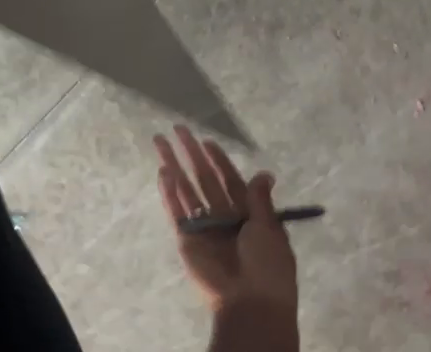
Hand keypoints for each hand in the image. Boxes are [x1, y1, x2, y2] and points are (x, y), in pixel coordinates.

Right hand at [154, 126, 297, 318]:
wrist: (249, 301)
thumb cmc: (268, 267)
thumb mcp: (270, 231)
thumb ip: (260, 201)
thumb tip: (264, 173)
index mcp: (249, 218)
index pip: (231, 182)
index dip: (220, 161)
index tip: (207, 141)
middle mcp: (225, 218)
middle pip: (205, 180)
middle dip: (192, 155)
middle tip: (178, 130)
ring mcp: (203, 226)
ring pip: (186, 189)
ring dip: (173, 165)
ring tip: (160, 141)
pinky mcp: (186, 236)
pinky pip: (176, 209)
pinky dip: (168, 191)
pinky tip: (162, 171)